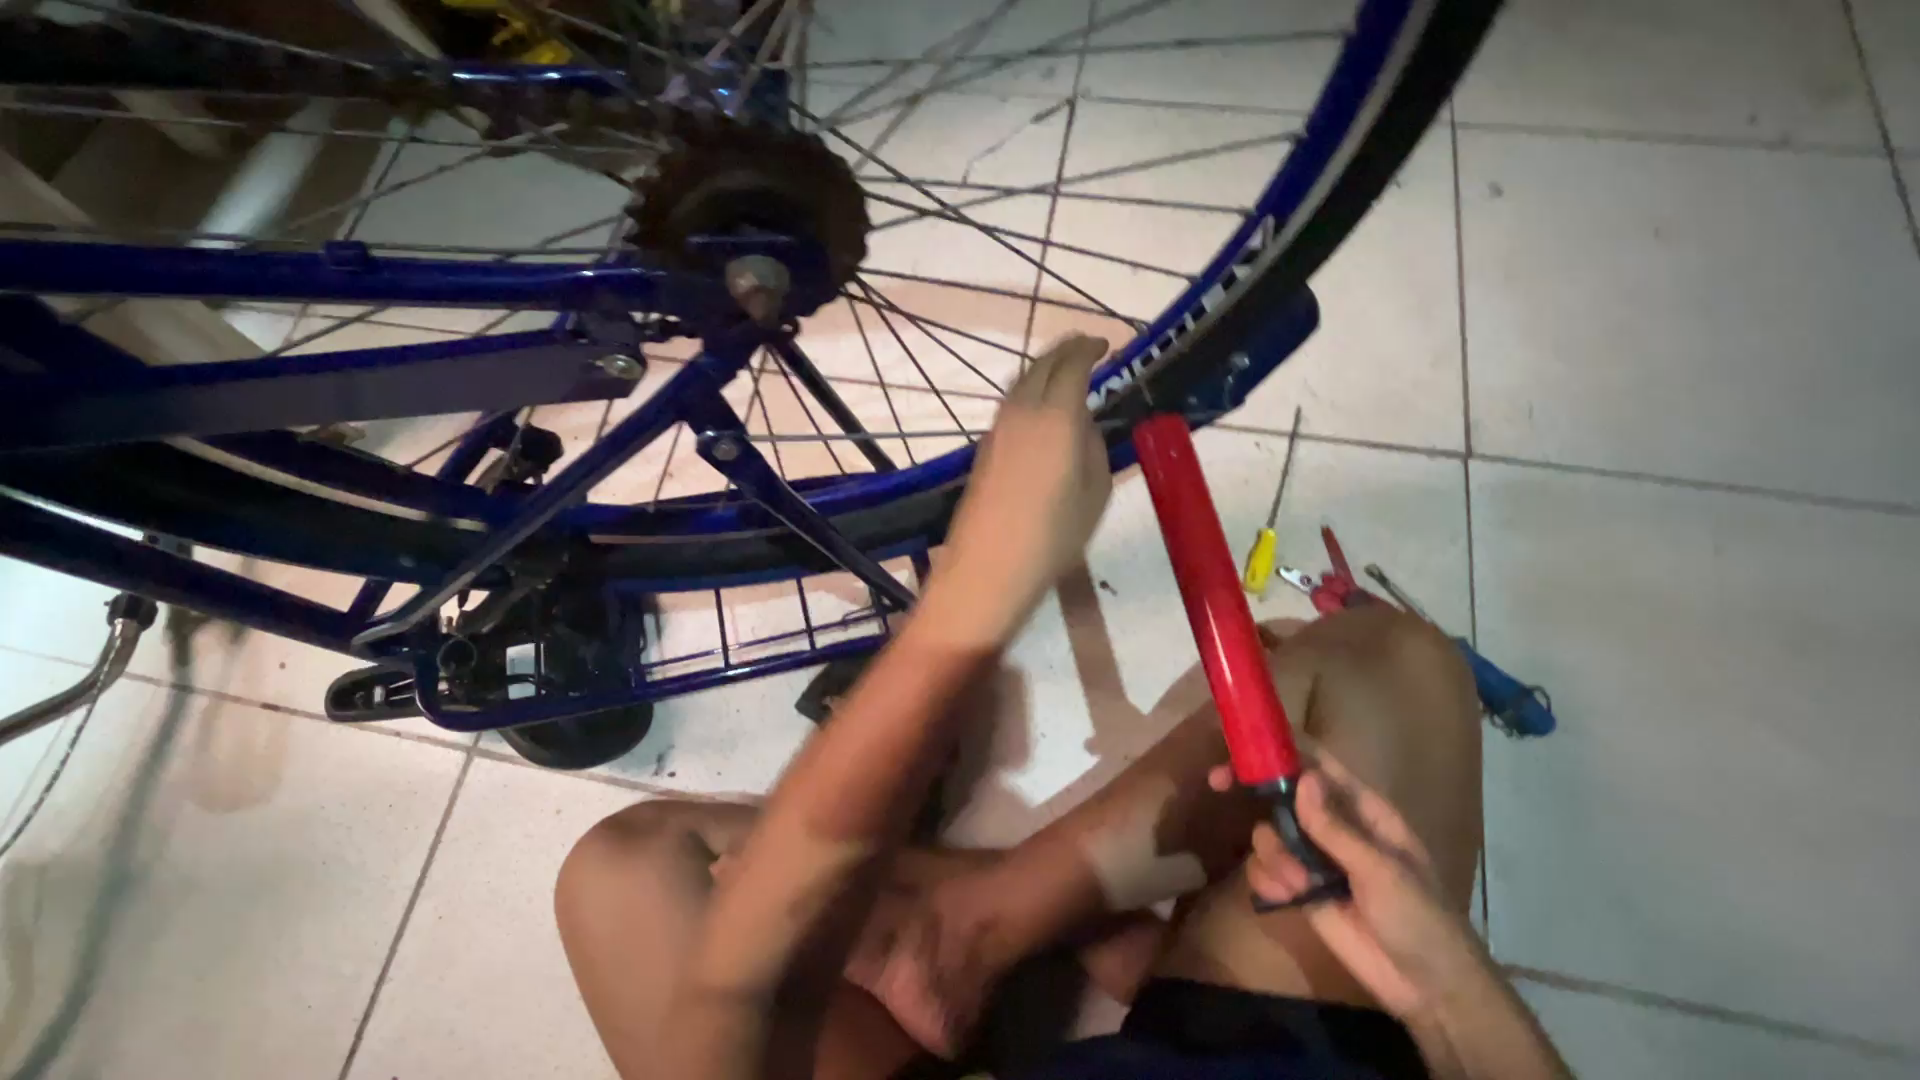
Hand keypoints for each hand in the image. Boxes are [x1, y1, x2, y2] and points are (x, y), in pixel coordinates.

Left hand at [922, 334, 1112, 646]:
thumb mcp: (1096, 491)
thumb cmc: (1054, 533)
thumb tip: (1084, 425)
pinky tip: (1041, 411)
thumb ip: (1094, 447)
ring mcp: (997, 428)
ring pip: (1021, 382)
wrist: (989, 565)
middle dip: (1065, 351)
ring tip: (1065, 376)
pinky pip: (1011, 405)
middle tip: (1086, 350)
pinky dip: (1029, 393)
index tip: (1104, 345)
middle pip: (1041, 364)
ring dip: (1044, 370)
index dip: (1089, 349)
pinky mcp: (985, 448)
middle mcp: (1022, 410)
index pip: (1072, 364)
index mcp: (1057, 414)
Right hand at [1212, 754, 1486, 1020]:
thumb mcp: (1382, 871)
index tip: (1242, 746)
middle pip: (1280, 792)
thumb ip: (1336, 828)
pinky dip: (1267, 881)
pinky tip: (1285, 899)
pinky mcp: (1300, 891)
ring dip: (1273, 856)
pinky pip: (1265, 870)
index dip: (1280, 750)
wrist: (1429, 989)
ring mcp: (1314, 859)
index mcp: (1362, 809)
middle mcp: (1332, 826)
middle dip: (1250, 789)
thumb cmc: (1421, 918)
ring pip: (1268, 834)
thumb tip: (1303, 778)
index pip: (1317, 764)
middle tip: (1218, 784)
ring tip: (1297, 886)